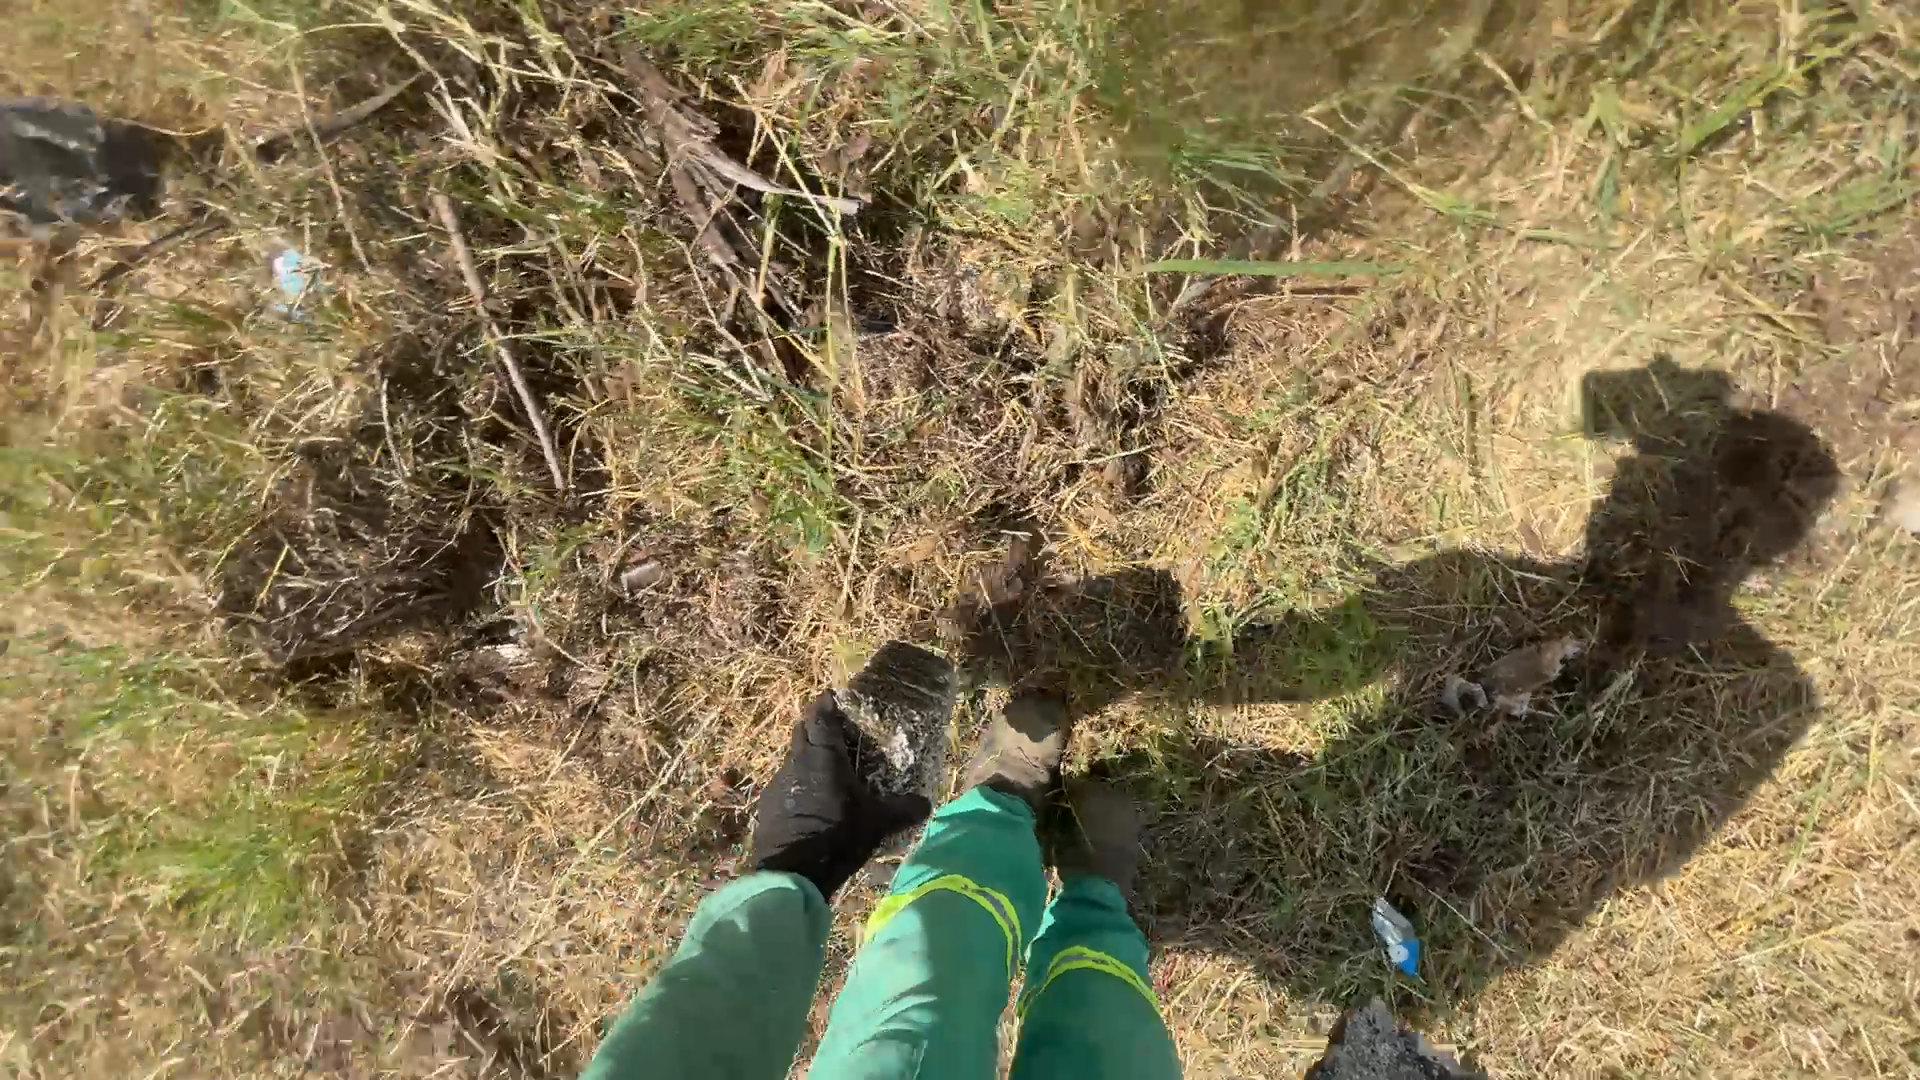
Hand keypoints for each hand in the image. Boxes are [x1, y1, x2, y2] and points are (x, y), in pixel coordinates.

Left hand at [750, 692, 931, 898]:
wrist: (791, 874)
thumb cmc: (838, 836)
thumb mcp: (878, 823)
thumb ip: (904, 809)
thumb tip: (928, 803)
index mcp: (824, 755)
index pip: (821, 714)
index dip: (827, 702)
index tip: (836, 697)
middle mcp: (798, 760)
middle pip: (803, 728)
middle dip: (816, 722)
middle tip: (836, 726)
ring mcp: (779, 781)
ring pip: (793, 754)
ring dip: (806, 752)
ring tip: (826, 762)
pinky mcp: (768, 802)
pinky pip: (785, 779)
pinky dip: (797, 778)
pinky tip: (810, 796)